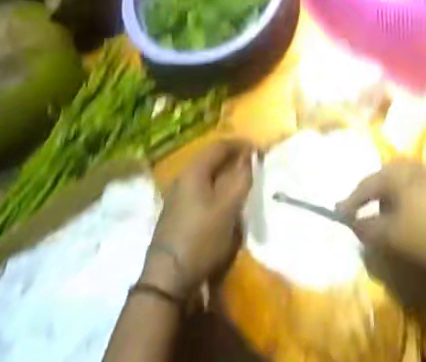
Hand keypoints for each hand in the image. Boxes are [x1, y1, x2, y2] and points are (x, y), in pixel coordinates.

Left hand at [143, 139, 254, 296]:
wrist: (167, 280)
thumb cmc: (201, 238)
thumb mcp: (228, 207)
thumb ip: (241, 178)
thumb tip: (249, 156)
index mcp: (193, 171)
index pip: (219, 145)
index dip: (240, 144)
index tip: (259, 148)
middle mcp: (182, 179)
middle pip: (210, 160)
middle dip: (232, 159)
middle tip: (252, 166)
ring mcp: (176, 198)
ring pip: (205, 177)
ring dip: (224, 176)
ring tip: (242, 185)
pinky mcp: (176, 216)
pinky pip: (200, 193)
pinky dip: (215, 191)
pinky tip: (224, 204)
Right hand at [336, 161, 425, 272]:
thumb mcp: (390, 235)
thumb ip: (367, 228)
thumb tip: (353, 222)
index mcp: (396, 171)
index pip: (365, 184)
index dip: (350, 202)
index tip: (337, 216)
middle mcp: (413, 168)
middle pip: (384, 181)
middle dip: (371, 199)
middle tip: (360, 217)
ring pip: (402, 189)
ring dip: (390, 205)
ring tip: (384, 226)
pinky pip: (416, 197)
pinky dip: (406, 209)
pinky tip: (409, 227)